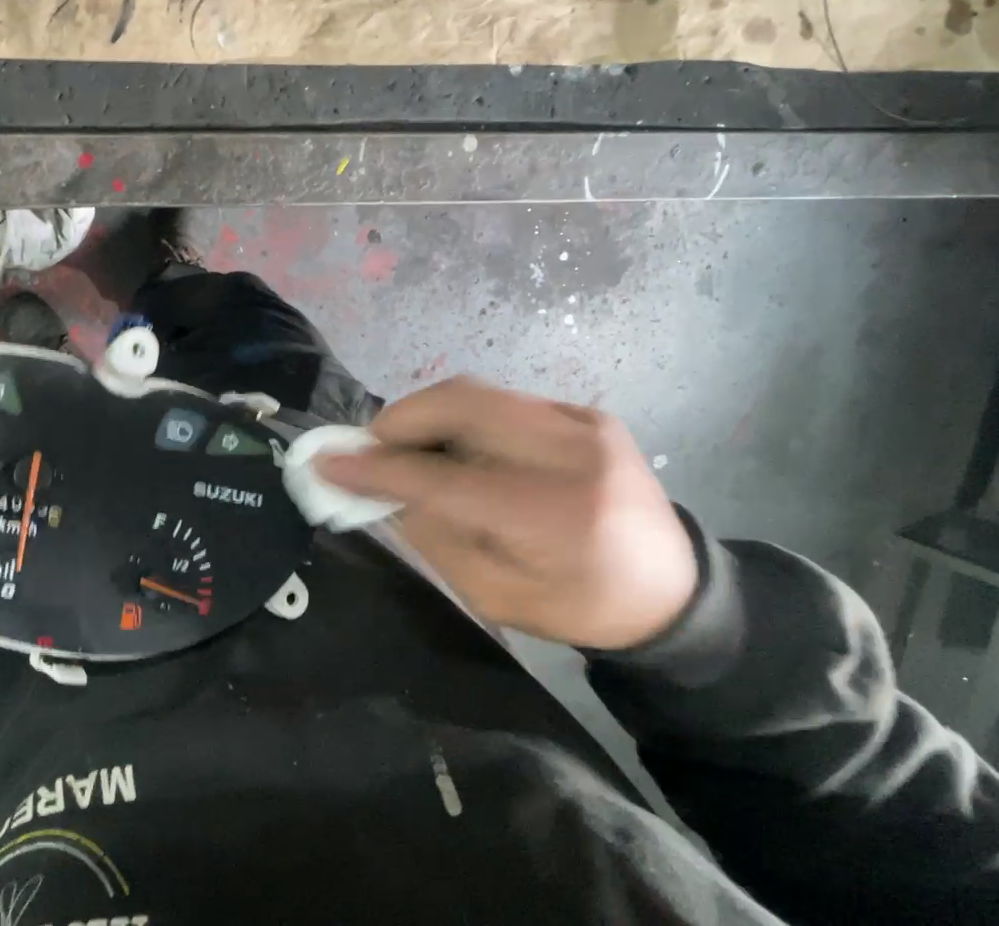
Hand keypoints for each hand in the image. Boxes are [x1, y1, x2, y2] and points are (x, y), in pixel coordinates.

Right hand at [314, 377, 697, 650]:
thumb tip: (378, 489)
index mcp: (552, 515)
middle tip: (368, 450)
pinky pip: (498, 401)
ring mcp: (583, 423)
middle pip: (460, 403)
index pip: (441, 477)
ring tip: (405, 450)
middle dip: (398, 421)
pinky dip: (459, 418)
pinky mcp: (584, 413)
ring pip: (475, 392)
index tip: (326, 462)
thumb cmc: (578, 605)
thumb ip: (432, 535)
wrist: (673, 590)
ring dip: (425, 416)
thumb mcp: (493, 593)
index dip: (375, 467)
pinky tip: (453, 449)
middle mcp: (572, 452)